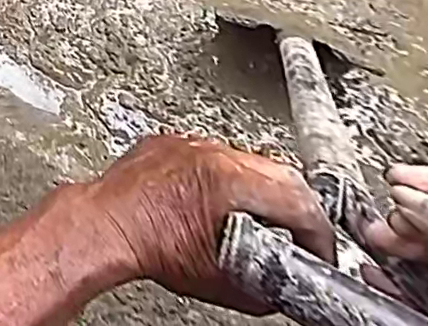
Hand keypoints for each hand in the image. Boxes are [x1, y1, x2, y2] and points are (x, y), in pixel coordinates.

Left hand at [85, 135, 334, 313]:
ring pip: (243, 158)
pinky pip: (209, 153)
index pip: (297, 198)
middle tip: (298, 235)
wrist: (108, 225)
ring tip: (260, 219)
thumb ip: (270, 281)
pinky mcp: (168, 142)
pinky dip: (223, 175)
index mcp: (226, 179)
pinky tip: (220, 199)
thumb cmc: (153, 248)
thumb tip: (292, 285)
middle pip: (276, 170)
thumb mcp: (227, 281)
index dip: (318, 233)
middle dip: (295, 207)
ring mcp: (186, 142)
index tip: (319, 251)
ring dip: (259, 188)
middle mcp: (207, 152)